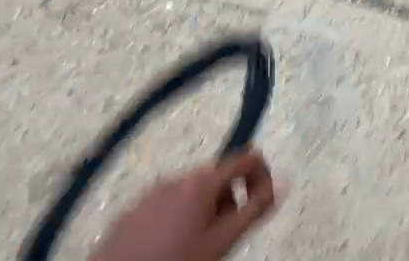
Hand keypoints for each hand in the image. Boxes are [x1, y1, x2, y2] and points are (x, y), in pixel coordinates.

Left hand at [88, 150, 279, 260]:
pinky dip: (175, 220)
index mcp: (202, 181)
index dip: (263, 176)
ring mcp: (147, 196)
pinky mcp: (126, 215)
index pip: (248, 158)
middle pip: (217, 178)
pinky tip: (167, 249)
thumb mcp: (223, 242)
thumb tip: (283, 184)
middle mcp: (176, 178)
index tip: (263, 203)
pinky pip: (163, 207)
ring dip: (203, 212)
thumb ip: (256, 209)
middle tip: (224, 234)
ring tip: (195, 245)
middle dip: (228, 201)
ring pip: (190, 194)